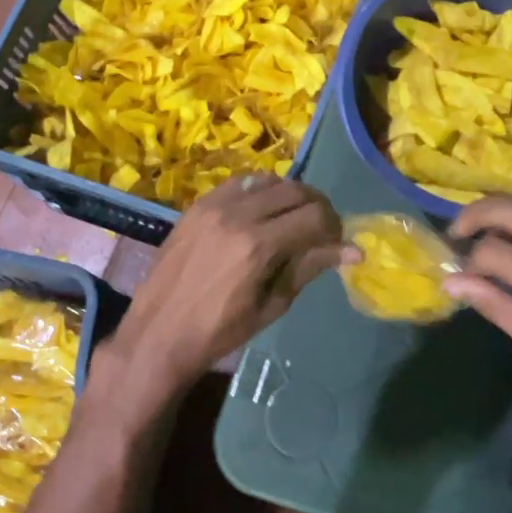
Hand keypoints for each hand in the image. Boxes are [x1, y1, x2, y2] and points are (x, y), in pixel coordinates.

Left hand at [107, 174, 341, 395]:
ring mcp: (213, 205)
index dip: (334, 227)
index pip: (315, 216)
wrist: (159, 332)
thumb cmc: (219, 330)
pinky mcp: (197, 205)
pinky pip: (238, 183)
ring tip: (292, 220)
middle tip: (321, 230)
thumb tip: (352, 251)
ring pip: (268, 180)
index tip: (337, 244)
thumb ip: (309, 268)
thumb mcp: (272, 305)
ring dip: (289, 195)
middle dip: (317, 207)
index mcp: (258, 246)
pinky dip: (258, 191)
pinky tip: (260, 213)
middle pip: (295, 191)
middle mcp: (237, 215)